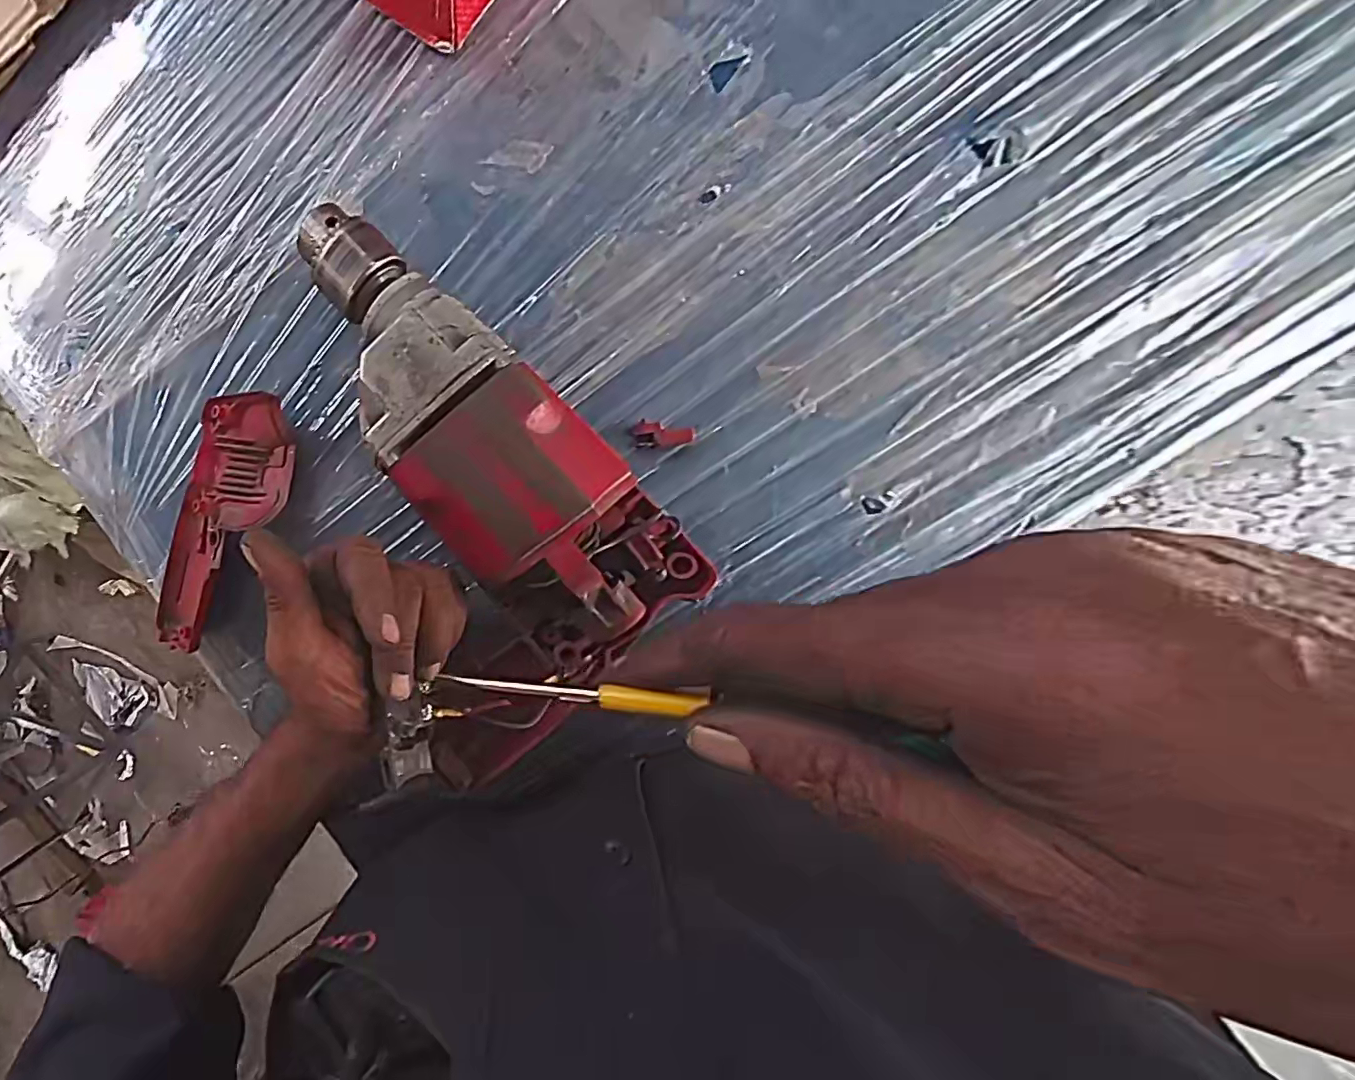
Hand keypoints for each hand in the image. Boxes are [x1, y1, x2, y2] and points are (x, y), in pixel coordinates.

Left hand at [242, 531, 465, 763]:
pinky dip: (445, 640)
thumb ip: (283, 593)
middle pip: (404, 579)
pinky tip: (427, 666)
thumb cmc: (319, 691)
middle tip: (394, 687)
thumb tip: (256, 541)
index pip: (361, 558)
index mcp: (327, 568)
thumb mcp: (293, 648)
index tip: (386, 643)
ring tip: (406, 683)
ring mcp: (403, 581)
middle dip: (401, 643)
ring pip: (434, 590)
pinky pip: (454, 604)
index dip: (378, 598)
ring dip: (426, 645)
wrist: (353, 728)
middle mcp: (366, 567)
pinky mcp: (433, 601)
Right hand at [616, 529, 1354, 1055]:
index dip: (686, 655)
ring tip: (946, 756)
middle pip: (846, 622)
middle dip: (791, 681)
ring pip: (912, 608)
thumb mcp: (1042, 881)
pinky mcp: (1130, 548)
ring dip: (882, 674)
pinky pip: (983, 596)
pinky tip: (1020, 712)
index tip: (629, 676)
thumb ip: (853, 786)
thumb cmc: (1301, 906)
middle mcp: (1029, 571)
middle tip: (770, 742)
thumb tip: (717, 734)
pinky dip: (951, 651)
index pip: (781, 638)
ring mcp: (1087, 547)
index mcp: (1002, 652)